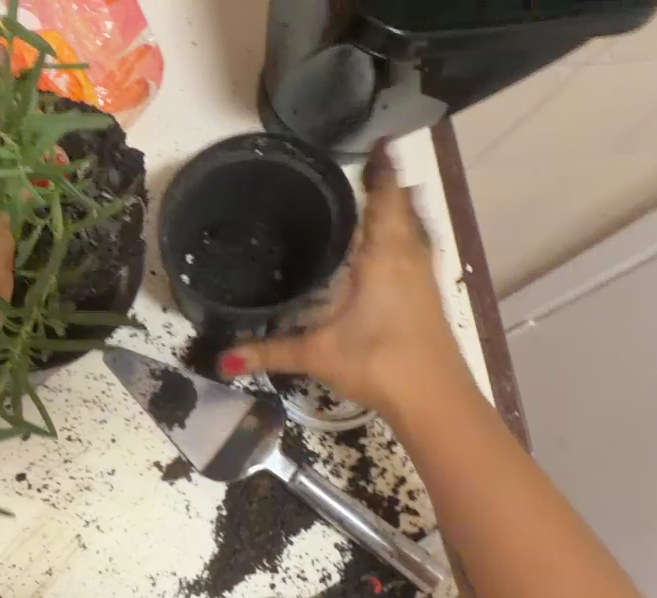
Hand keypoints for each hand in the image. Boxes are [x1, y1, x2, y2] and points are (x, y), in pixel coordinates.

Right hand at [219, 143, 471, 417]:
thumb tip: (223, 359)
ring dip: (404, 212)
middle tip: (376, 167)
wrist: (432, 395)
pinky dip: (407, 240)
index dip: (381, 172)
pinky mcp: (430, 298)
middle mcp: (408, 258)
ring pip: (417, 230)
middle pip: (405, 209)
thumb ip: (269, 352)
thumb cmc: (377, 361)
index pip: (384, 201)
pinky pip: (419, 253)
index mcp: (382, 257)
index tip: (379, 144)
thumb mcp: (316, 355)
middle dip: (392, 187)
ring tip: (389, 200)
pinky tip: (395, 254)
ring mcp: (424, 277)